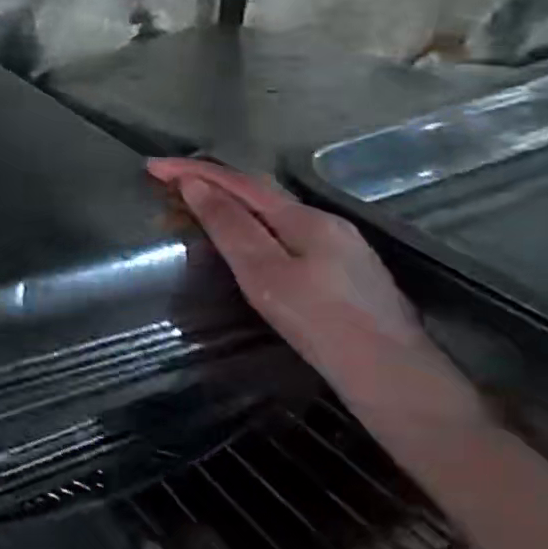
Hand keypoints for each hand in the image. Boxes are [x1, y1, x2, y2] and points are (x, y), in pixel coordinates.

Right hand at [147, 158, 483, 425]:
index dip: (190, 169)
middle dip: (207, 183)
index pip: (238, 181)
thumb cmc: (321, 322)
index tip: (150, 165)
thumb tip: (194, 184)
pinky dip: (248, 224)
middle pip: (257, 193)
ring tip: (190, 207)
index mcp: (306, 219)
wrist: (397, 382)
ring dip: (227, 204)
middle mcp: (327, 224)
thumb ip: (228, 224)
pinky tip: (237, 238)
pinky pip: (283, 232)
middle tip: (164, 184)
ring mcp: (342, 249)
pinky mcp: (344, 273)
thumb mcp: (262, 270)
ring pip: (270, 213)